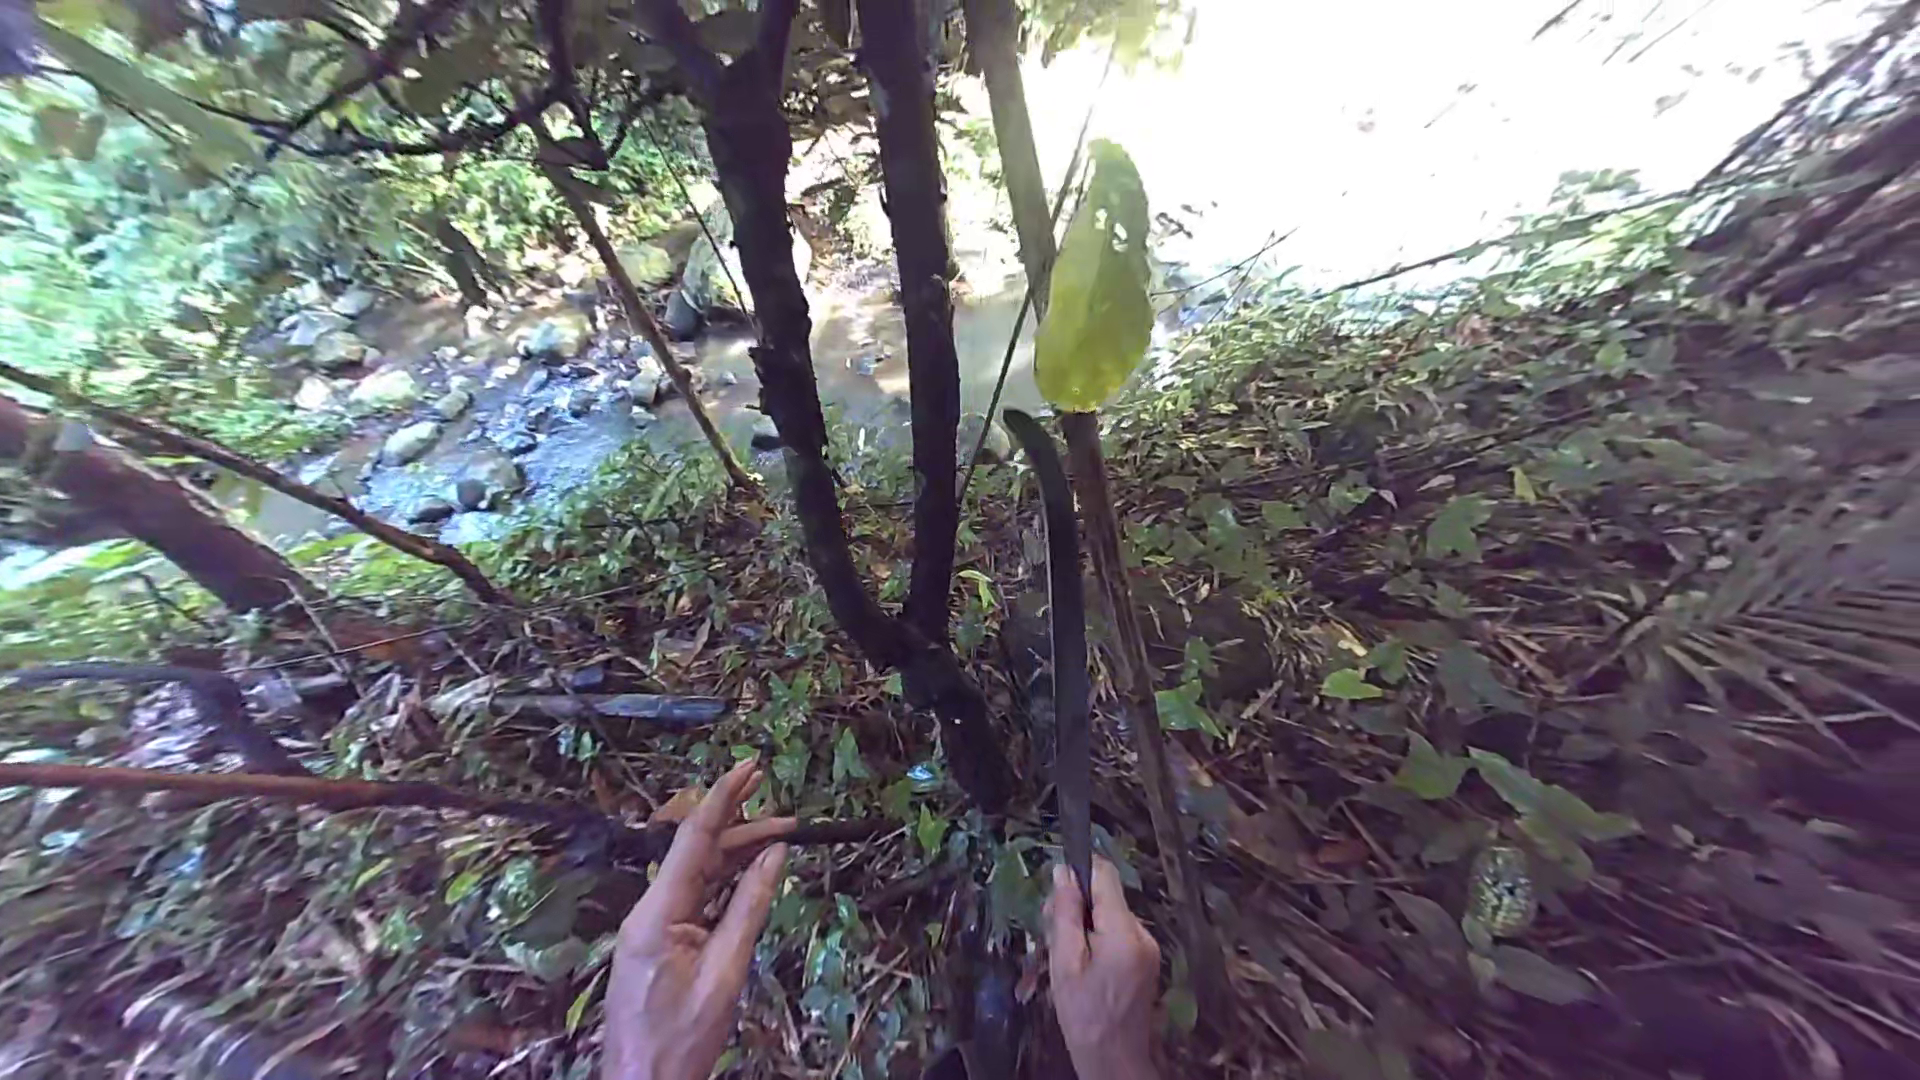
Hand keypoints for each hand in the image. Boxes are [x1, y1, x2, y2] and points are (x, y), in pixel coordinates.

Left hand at [603, 759, 793, 1079]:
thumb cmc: (683, 1039)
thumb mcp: (727, 971)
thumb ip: (751, 905)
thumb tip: (777, 851)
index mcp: (658, 912)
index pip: (694, 837)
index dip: (723, 796)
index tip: (751, 766)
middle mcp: (652, 908)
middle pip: (701, 850)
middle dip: (741, 822)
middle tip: (782, 804)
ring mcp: (656, 923)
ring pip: (703, 870)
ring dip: (741, 851)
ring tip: (782, 836)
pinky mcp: (664, 937)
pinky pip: (701, 895)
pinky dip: (731, 878)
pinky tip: (757, 869)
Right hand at [1046, 857, 1162, 1079]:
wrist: (1114, 1066)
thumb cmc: (1084, 1016)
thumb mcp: (1065, 961)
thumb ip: (1066, 912)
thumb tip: (1064, 870)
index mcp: (1124, 931)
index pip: (1104, 874)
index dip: (1079, 872)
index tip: (1057, 892)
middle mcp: (1142, 932)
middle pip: (1106, 894)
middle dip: (1077, 903)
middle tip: (1052, 930)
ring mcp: (1147, 946)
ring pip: (1110, 912)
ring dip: (1085, 922)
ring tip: (1066, 952)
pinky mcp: (1146, 959)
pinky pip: (1118, 931)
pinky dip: (1097, 937)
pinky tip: (1082, 961)